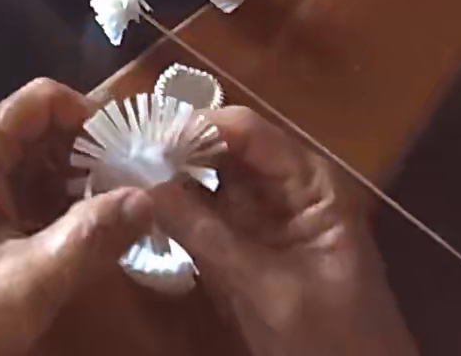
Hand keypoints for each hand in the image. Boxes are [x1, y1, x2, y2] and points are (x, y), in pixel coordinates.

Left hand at [0, 79, 153, 355]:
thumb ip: (88, 239)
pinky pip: (29, 192)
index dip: (90, 116)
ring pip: (41, 161)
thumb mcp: (25, 282)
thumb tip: (148, 199)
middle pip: (46, 127)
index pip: (46, 98)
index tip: (130, 154)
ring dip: (79, 183)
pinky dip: (60, 207)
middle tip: (135, 190)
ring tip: (120, 215)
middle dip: (90, 154)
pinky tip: (86, 237)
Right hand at [148, 108, 417, 355]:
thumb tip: (141, 187)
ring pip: (208, 169)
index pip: (243, 129)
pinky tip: (144, 202)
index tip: (146, 141)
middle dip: (175, 146)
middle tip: (126, 154)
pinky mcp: (247, 234)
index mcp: (308, 180)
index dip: (194, 127)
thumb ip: (205, 236)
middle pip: (221, 142)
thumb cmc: (335, 346)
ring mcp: (264, 206)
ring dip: (170, 171)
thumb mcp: (269, 291)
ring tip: (125, 171)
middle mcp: (284, 180)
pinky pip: (205, 203)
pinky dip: (176, 202)